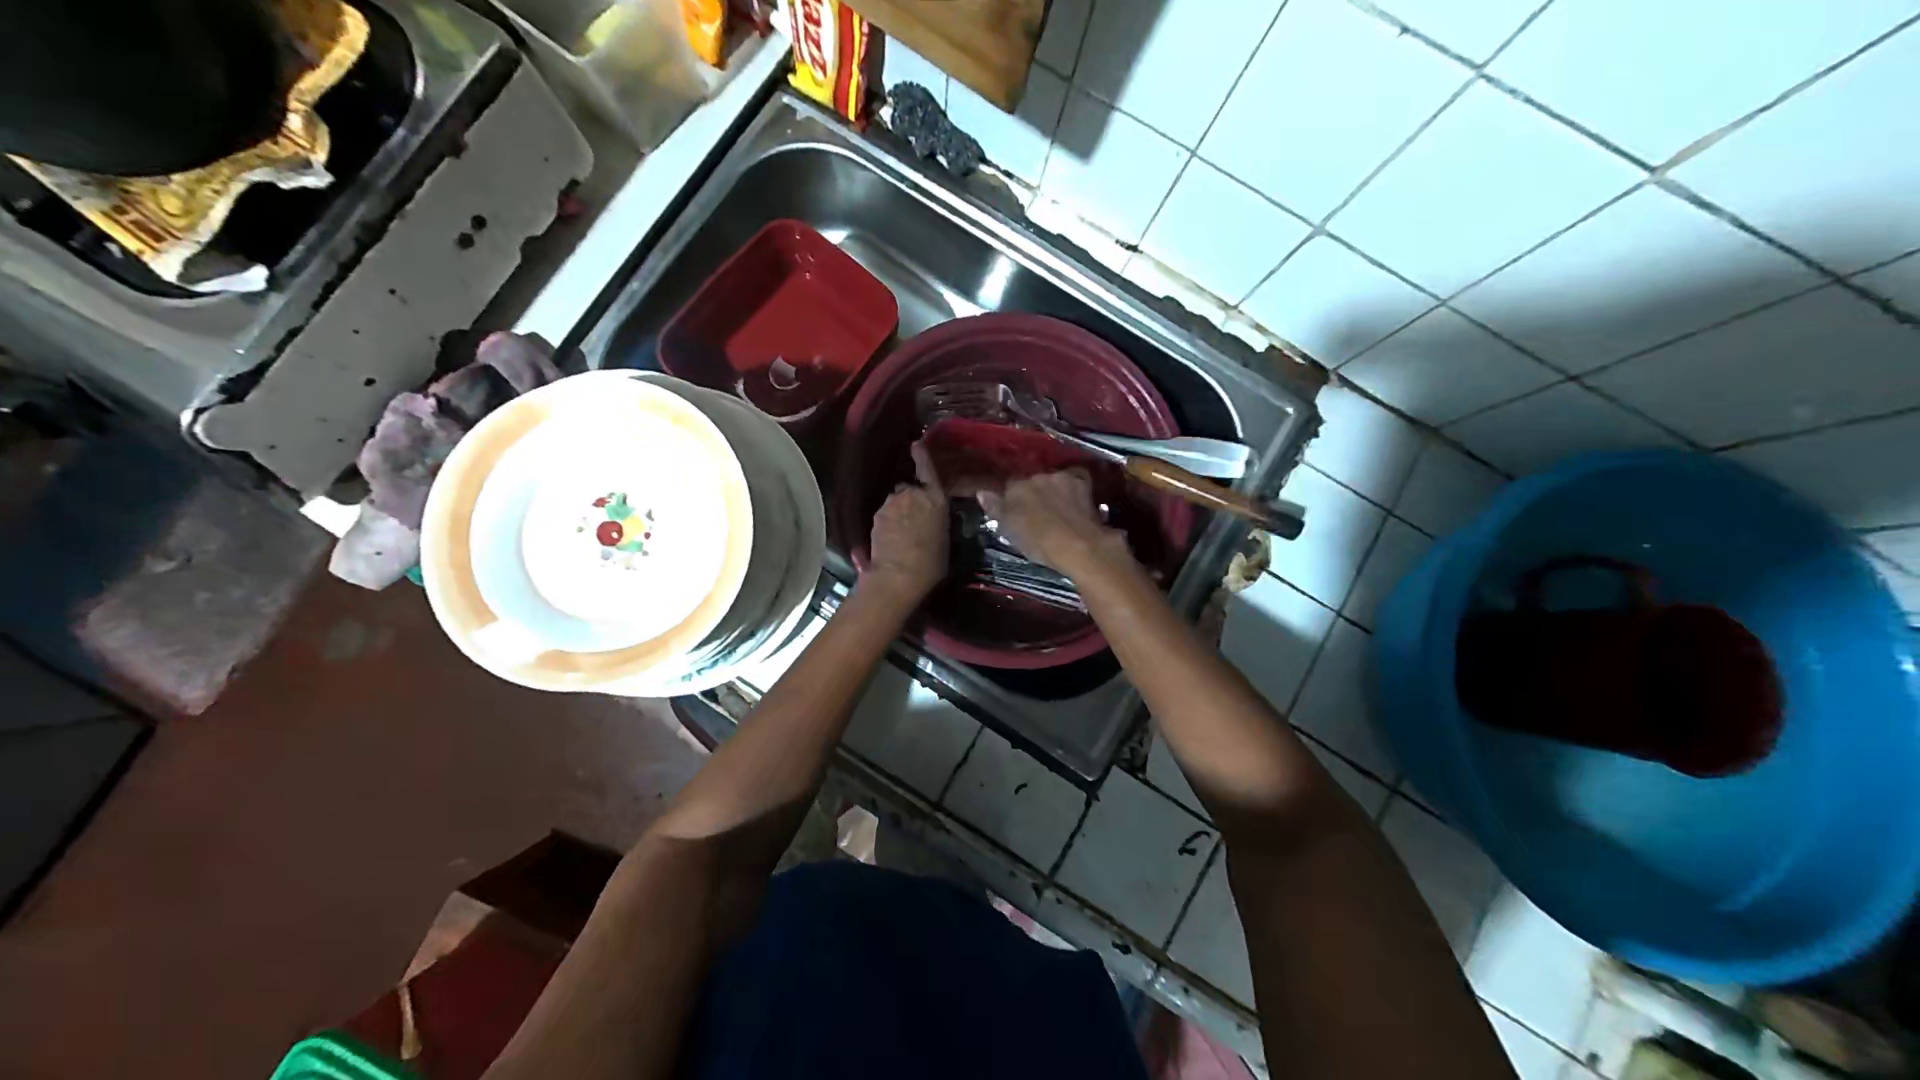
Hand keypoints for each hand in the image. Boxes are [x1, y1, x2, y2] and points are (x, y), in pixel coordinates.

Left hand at [864, 442, 948, 603]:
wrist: (899, 576)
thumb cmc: (932, 564)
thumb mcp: (945, 539)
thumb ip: (937, 520)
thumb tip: (931, 518)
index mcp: (936, 499)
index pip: (928, 469)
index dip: (922, 456)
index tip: (916, 444)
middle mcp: (912, 494)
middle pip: (908, 489)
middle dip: (909, 500)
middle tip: (914, 521)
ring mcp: (891, 503)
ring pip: (894, 502)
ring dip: (897, 512)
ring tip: (901, 533)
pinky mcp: (876, 515)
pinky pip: (883, 514)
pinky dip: (886, 523)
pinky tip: (889, 540)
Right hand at [977, 469, 1130, 575]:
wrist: (1077, 544)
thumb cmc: (1038, 543)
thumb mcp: (1009, 531)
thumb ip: (995, 509)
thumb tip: (981, 493)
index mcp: (1014, 488)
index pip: (1008, 487)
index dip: (1012, 500)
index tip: (1017, 513)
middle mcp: (1035, 477)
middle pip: (1031, 481)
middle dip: (1033, 493)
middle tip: (1039, 512)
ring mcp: (1059, 477)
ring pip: (1052, 480)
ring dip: (1052, 489)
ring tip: (1059, 508)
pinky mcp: (1081, 481)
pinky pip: (1074, 479)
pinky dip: (1073, 487)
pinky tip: (1075, 499)